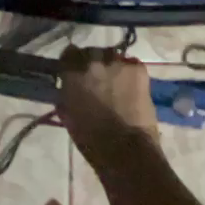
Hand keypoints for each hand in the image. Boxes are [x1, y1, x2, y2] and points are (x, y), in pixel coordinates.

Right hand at [58, 47, 157, 161]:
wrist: (127, 152)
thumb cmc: (92, 141)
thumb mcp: (69, 115)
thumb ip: (67, 93)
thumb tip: (68, 85)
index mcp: (72, 73)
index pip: (69, 53)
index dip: (73, 63)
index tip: (76, 72)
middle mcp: (93, 61)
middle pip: (91, 52)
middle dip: (93, 63)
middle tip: (98, 79)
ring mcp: (117, 62)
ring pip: (112, 56)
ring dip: (111, 66)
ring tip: (116, 83)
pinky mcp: (137, 68)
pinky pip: (131, 64)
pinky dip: (130, 73)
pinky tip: (131, 88)